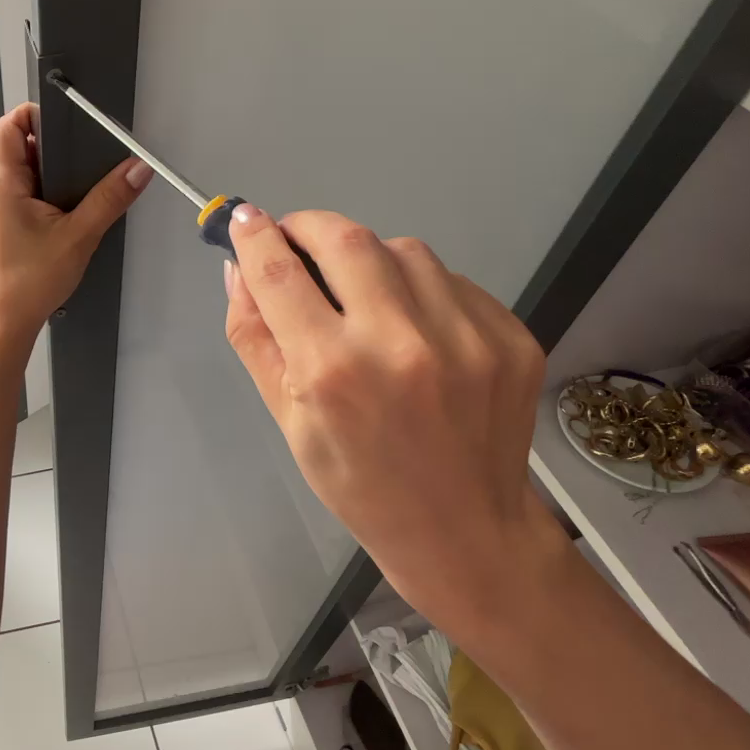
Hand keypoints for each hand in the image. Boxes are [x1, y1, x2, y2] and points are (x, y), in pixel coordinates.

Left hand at [0, 103, 151, 337]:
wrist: (7, 322)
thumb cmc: (32, 278)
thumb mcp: (79, 235)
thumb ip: (110, 198)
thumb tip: (139, 167)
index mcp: (4, 182)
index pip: (9, 125)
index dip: (35, 113)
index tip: (69, 119)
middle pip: (20, 146)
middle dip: (55, 144)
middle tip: (89, 150)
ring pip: (25, 172)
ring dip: (54, 171)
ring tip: (86, 177)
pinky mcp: (5, 226)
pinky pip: (26, 194)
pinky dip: (48, 191)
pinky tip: (73, 206)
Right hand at [222, 206, 559, 613]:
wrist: (463, 531)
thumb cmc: (356, 482)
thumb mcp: (285, 419)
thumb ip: (254, 337)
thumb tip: (237, 268)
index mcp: (331, 371)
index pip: (280, 274)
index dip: (255, 237)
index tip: (244, 219)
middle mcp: (400, 343)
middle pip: (345, 238)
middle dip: (308, 226)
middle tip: (294, 238)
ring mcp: (467, 337)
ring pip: (404, 250)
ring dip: (367, 256)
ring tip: (360, 293)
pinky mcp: (512, 337)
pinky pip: (451, 280)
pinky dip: (419, 287)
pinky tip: (413, 325)